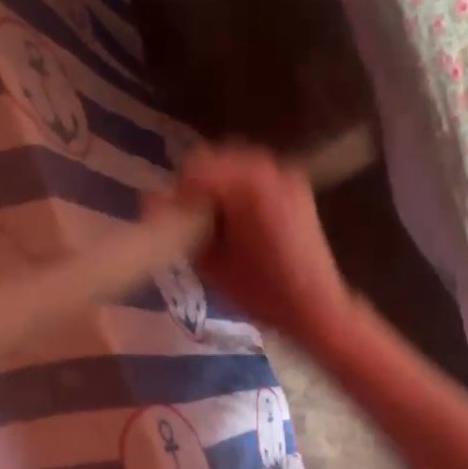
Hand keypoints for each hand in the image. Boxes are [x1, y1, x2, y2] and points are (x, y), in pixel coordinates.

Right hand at [164, 146, 352, 345]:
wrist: (316, 306)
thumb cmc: (261, 292)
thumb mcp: (211, 263)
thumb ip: (180, 226)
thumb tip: (151, 202)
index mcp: (247, 184)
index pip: (193, 171)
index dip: (176, 196)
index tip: (169, 222)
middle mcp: (269, 168)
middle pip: (214, 162)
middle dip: (196, 189)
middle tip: (189, 223)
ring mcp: (286, 175)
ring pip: (234, 166)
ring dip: (218, 188)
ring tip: (214, 223)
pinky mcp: (296, 187)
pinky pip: (256, 177)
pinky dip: (240, 192)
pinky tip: (237, 222)